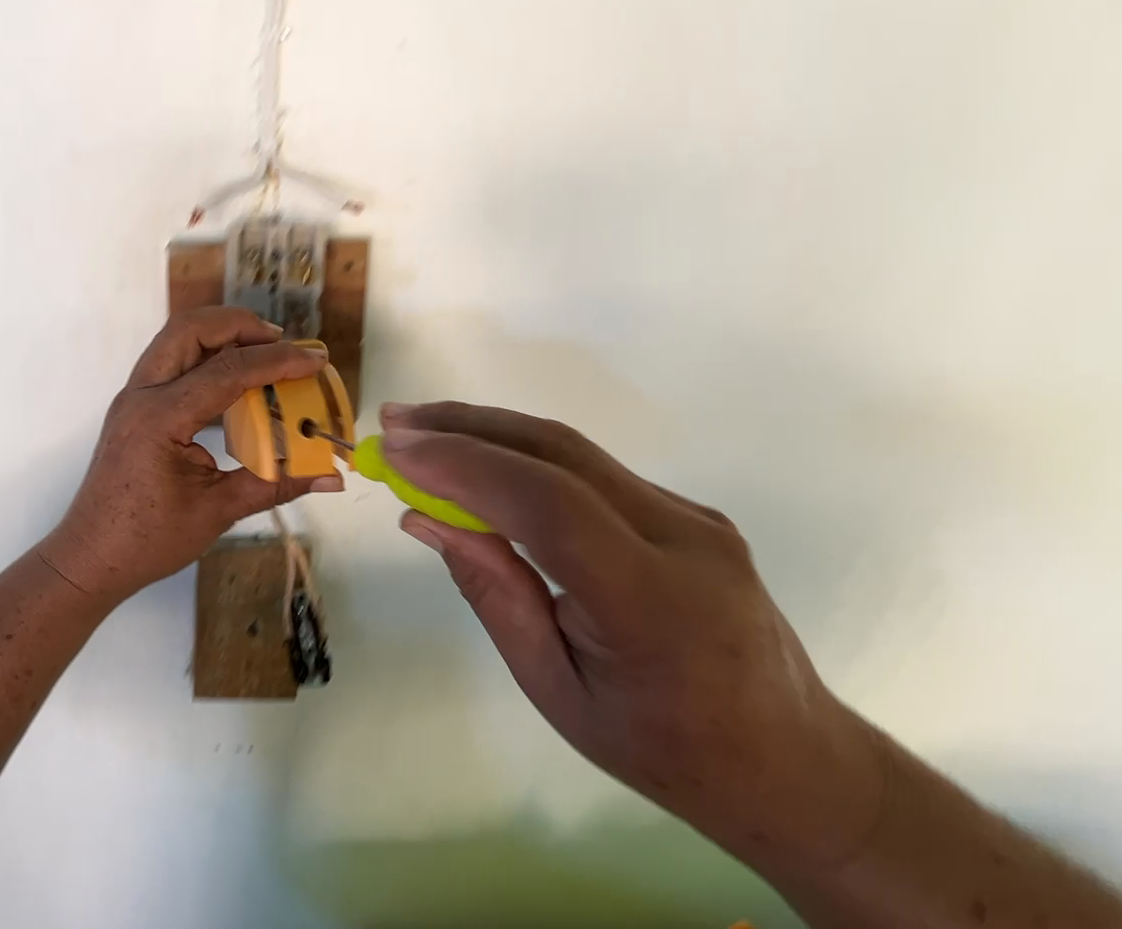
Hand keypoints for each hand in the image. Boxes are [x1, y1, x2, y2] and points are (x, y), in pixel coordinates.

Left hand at [38, 308, 342, 601]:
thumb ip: (276, 485)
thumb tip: (331, 479)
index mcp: (160, 418)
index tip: (316, 360)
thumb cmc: (147, 540)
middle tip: (282, 344)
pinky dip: (206, 360)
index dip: (277, 361)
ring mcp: (133, 398)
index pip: (226, 370)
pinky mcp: (134, 407)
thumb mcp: (218, 511)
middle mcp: (140, 395)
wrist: (91, 557)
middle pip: (189, 329)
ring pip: (176, 339)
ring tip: (264, 356)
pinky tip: (237, 386)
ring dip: (221, 337)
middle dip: (240, 325)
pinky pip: (172, 364)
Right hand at [381, 402, 887, 872]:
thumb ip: (493, 591)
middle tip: (393, 423)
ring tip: (420, 431)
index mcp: (652, 601)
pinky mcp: (686, 512)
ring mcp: (692, 517)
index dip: (464, 467)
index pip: (547, 504)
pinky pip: (591, 471)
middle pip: (560, 454)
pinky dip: (523, 458)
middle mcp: (683, 537)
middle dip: (466, 428)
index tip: (394, 452)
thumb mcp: (555, 686)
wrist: (790, 759)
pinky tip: (480, 464)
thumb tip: (425, 518)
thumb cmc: (662, 746)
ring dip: (490, 433)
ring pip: (574, 452)